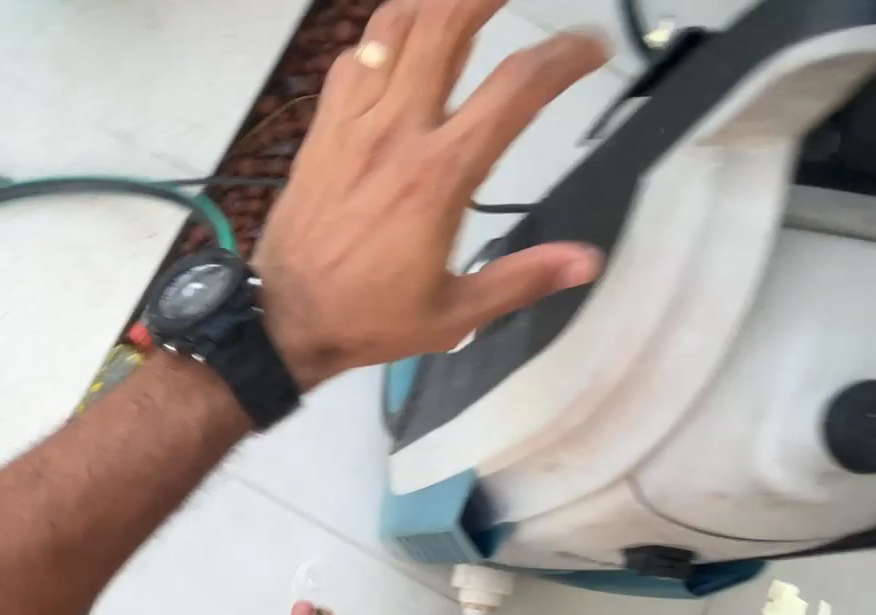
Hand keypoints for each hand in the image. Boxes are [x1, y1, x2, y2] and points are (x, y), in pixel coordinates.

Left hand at [254, 0, 610, 387]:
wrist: (284, 322)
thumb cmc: (369, 321)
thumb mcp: (453, 315)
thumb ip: (521, 280)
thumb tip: (588, 261)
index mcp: (439, 176)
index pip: (517, 88)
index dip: (566, 56)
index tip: (591, 50)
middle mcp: (396, 132)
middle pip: (447, 19)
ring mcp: (352, 126)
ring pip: (394, 25)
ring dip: (435, 1)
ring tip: (463, 5)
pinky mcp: (320, 132)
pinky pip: (352, 62)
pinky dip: (382, 42)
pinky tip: (398, 54)